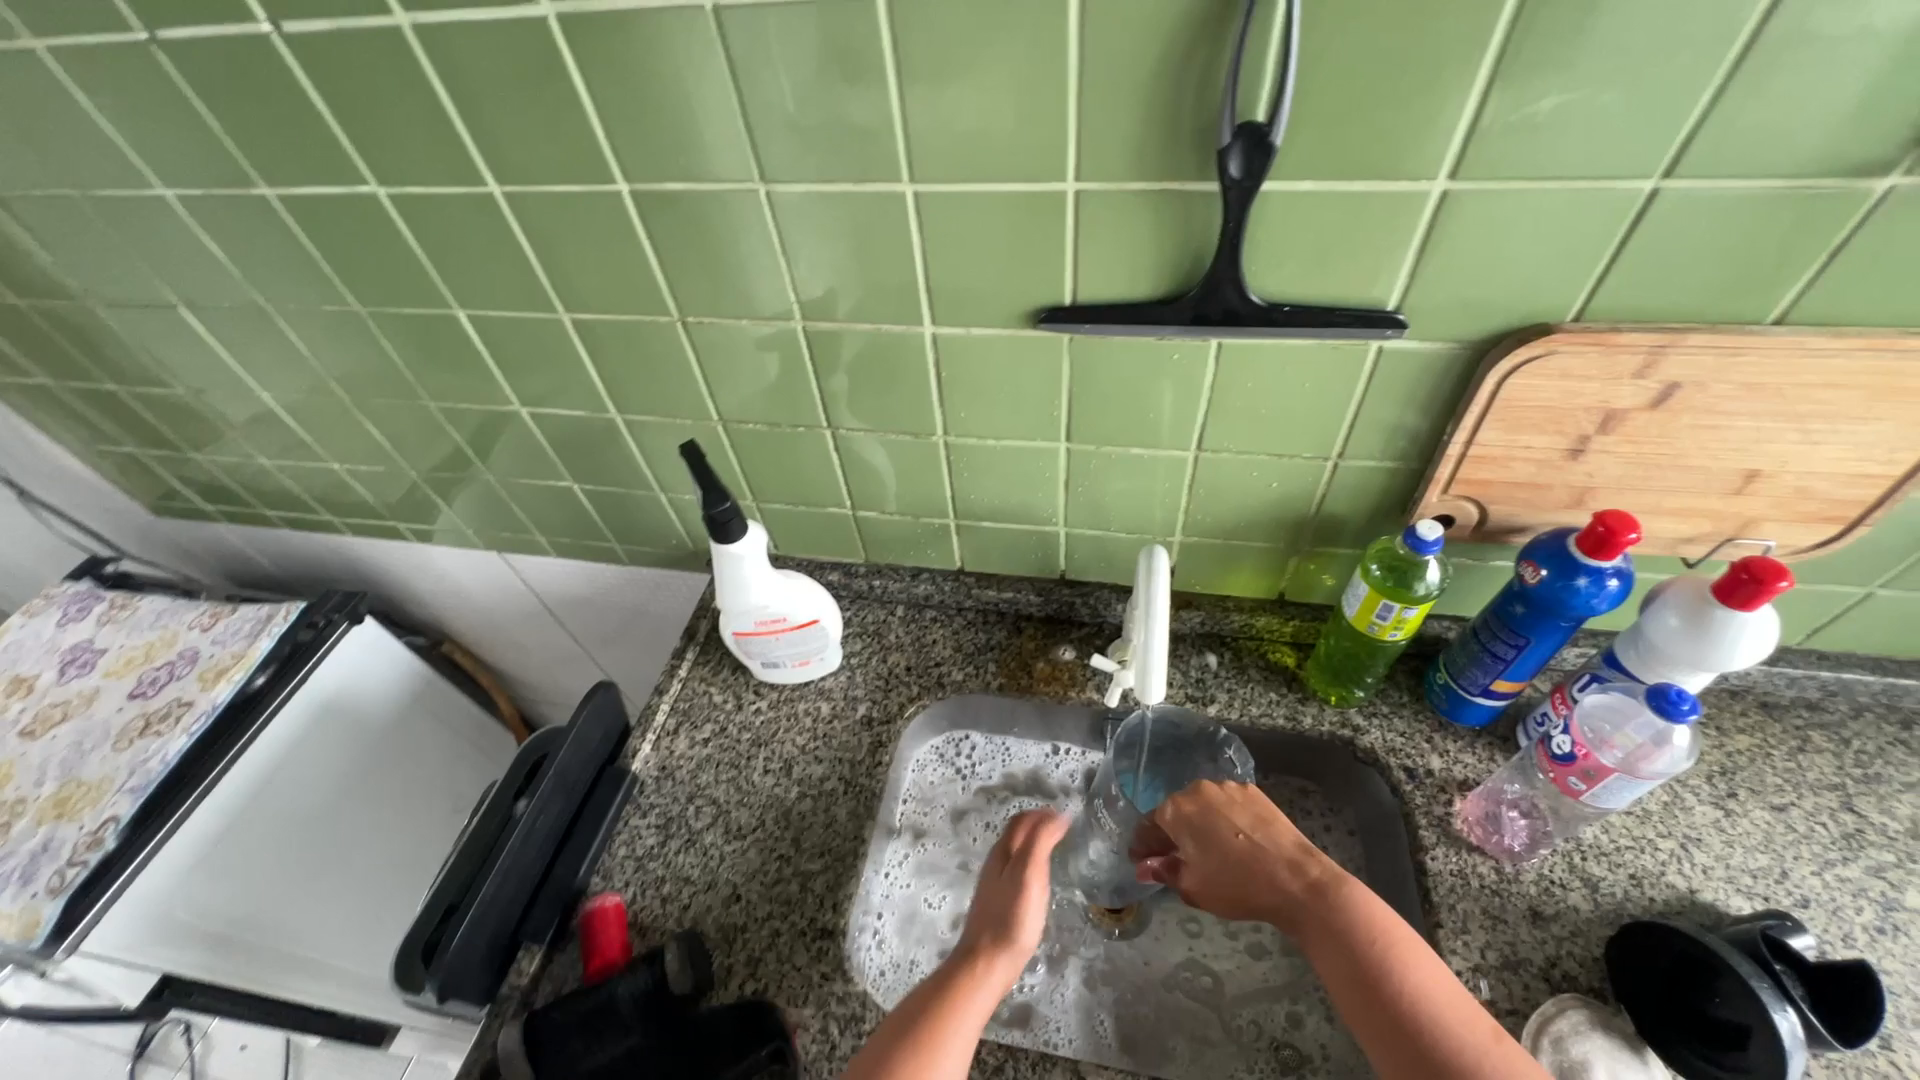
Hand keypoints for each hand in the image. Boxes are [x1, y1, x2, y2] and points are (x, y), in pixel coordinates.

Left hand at [953, 809, 1067, 985]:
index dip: (1043, 814)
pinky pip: (1016, 871)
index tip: (1068, 817)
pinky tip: (1041, 880)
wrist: (987, 961)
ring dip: (1035, 843)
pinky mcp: (999, 902)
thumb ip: (1040, 842)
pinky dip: (1032, 863)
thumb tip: (1057, 815)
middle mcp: (996, 862)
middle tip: (1065, 829)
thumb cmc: (1012, 917)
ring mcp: (995, 883)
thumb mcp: (1030, 874)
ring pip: (1015, 852)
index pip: (1022, 821)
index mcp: (1003, 851)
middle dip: (1039, 824)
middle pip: (1016, 833)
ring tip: (1057, 848)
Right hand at [1129, 780, 1343, 934]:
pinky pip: (1227, 805)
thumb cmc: (1237, 885)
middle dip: (1171, 834)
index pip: (1148, 827)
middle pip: (1176, 812)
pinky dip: (1223, 820)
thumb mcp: (1192, 887)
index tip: (1142, 863)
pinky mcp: (1254, 792)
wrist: (1297, 880)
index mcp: (1176, 810)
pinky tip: (1233, 841)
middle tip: (1174, 859)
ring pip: (1203, 806)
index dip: (1143, 848)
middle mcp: (1198, 790)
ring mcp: (1228, 788)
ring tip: (1207, 850)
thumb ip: (1165, 871)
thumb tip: (1147, 866)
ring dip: (1199, 824)